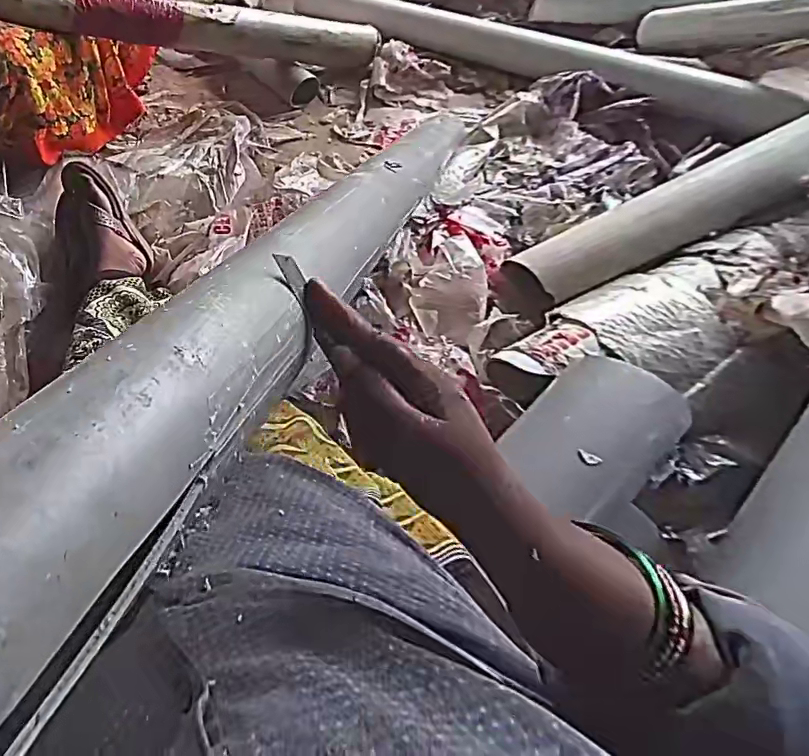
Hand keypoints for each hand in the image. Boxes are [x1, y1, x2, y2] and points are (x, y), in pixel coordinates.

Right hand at [304, 281, 499, 514]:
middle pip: (363, 368)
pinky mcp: (414, 424)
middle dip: (353, 397)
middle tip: (369, 433)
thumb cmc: (453, 477)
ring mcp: (417, 403)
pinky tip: (386, 460)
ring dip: (364, 423)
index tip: (312, 288)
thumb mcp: (405, 432)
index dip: (337, 315)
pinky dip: (372, 437)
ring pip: (365, 396)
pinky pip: (374, 419)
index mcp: (421, 377)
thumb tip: (341, 353)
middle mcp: (419, 382)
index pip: (370, 337)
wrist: (496, 521)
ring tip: (382, 454)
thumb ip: (369, 390)